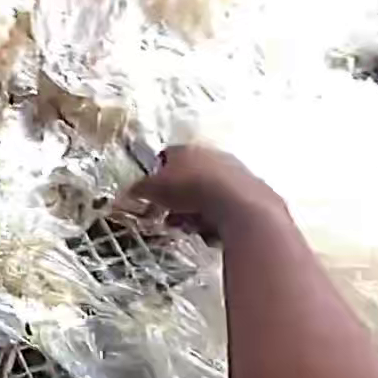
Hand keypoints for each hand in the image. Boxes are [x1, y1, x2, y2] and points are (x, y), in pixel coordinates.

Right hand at [121, 144, 286, 239]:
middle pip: (187, 175)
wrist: (239, 204)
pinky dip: (216, 214)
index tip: (152, 194)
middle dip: (176, 196)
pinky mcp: (251, 189)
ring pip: (205, 191)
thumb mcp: (152, 190)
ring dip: (194, 208)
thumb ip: (137, 190)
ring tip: (189, 225)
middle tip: (168, 214)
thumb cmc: (188, 189)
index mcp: (185, 149)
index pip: (165, 156)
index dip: (155, 175)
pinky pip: (225, 203)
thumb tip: (127, 193)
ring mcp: (234, 170)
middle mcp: (211, 154)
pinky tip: (211, 228)